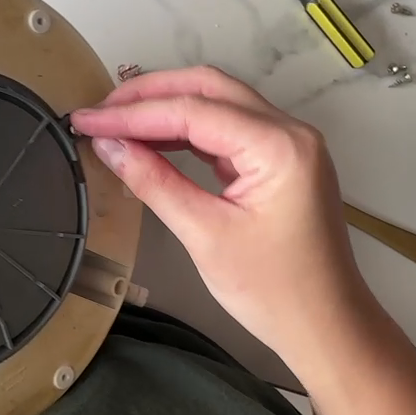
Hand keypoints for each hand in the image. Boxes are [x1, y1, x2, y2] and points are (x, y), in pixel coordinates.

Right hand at [69, 66, 378, 372]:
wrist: (327, 327)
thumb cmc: (274, 291)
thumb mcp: (205, 236)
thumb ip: (154, 182)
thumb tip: (108, 146)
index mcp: (278, 145)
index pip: (193, 110)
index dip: (134, 113)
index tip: (88, 120)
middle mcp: (289, 130)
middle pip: (209, 88)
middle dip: (150, 94)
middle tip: (100, 112)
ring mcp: (288, 142)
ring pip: (219, 102)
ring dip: (167, 107)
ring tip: (116, 123)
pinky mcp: (280, 160)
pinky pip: (228, 128)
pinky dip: (188, 130)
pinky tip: (153, 140)